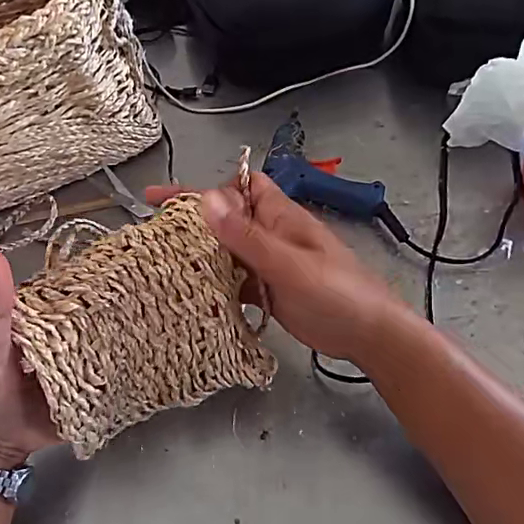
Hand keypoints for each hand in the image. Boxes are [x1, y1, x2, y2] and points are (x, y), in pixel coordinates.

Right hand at [144, 175, 412, 361]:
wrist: (369, 335)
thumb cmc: (337, 292)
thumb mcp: (289, 263)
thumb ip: (248, 236)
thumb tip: (206, 199)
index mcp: (279, 216)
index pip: (237, 188)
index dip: (203, 188)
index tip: (165, 199)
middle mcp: (270, 235)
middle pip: (226, 219)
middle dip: (192, 221)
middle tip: (153, 232)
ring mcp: (268, 264)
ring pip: (227, 250)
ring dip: (200, 253)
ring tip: (161, 261)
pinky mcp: (267, 290)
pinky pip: (234, 280)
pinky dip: (215, 283)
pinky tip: (192, 292)